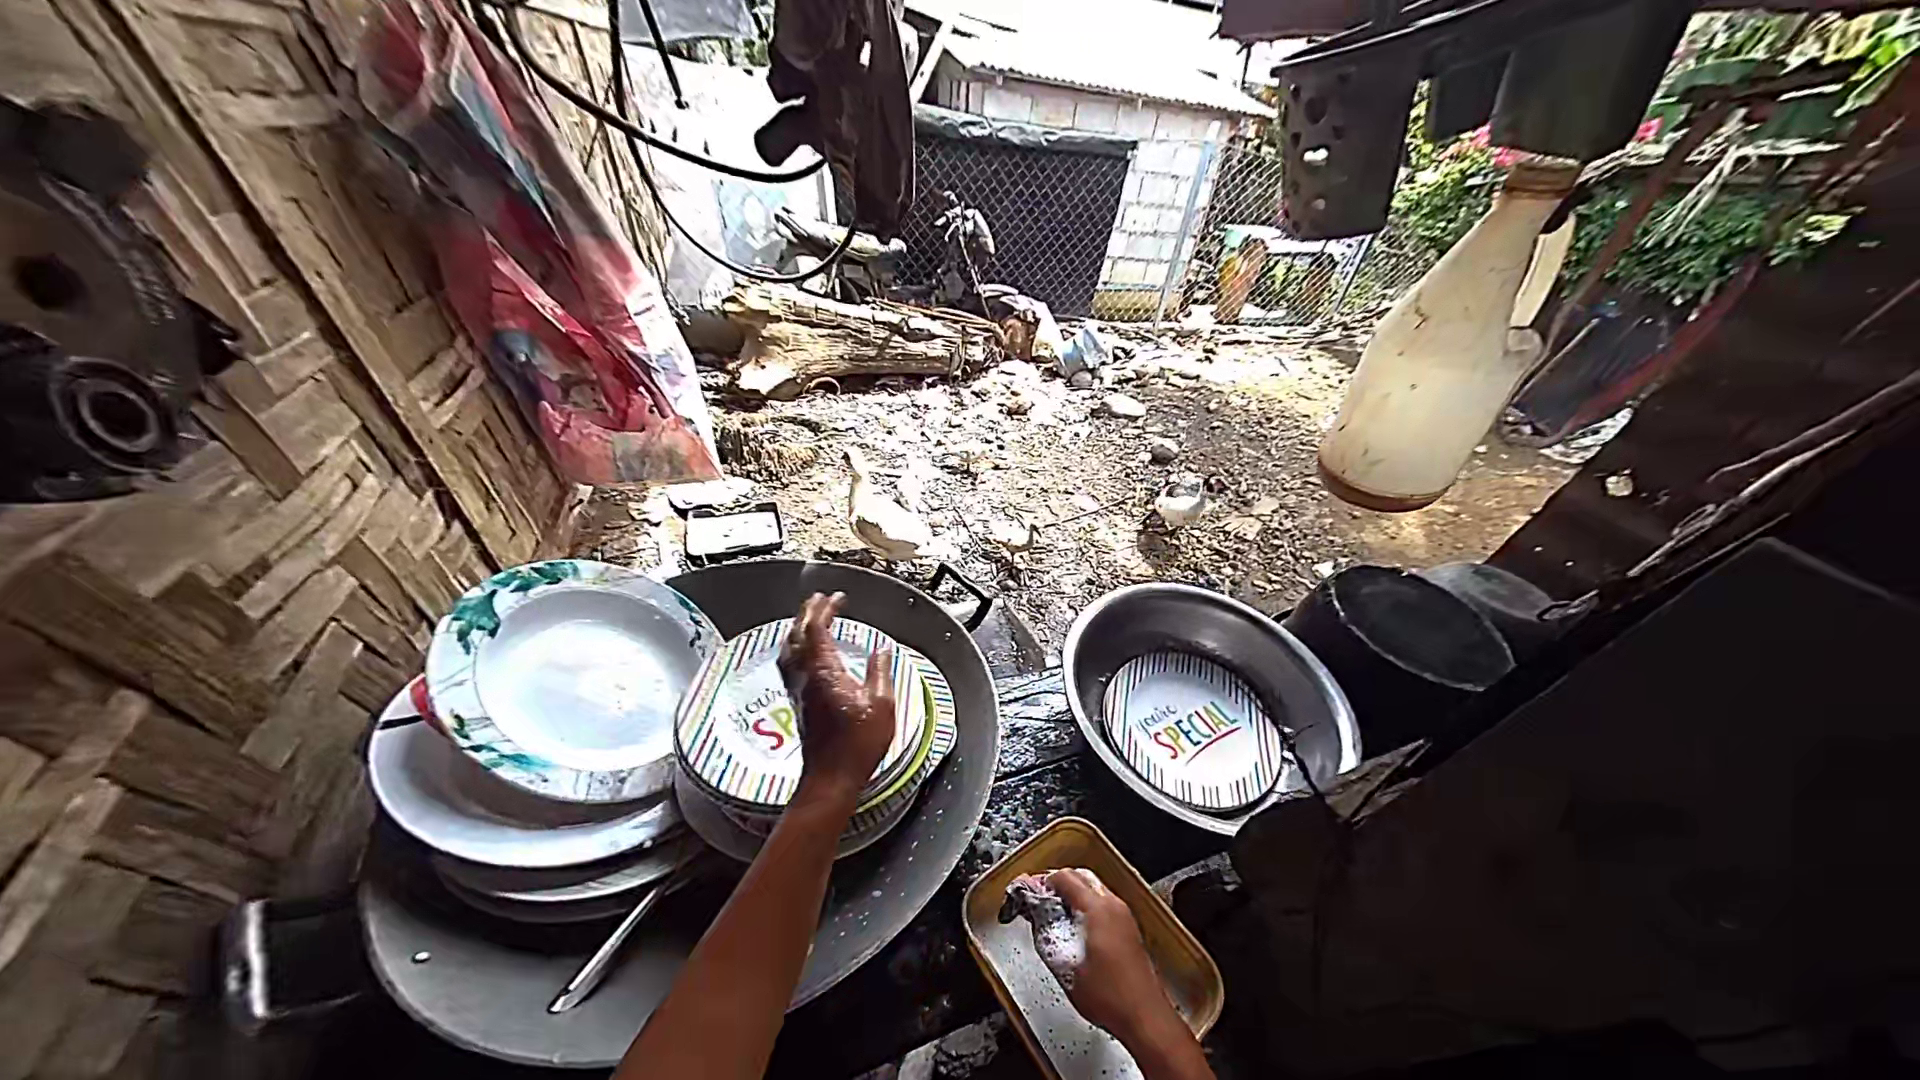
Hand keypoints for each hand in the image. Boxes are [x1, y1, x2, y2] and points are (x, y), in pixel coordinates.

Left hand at [778, 592, 895, 803]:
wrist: (831, 777)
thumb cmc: (857, 744)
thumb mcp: (882, 703)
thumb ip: (880, 672)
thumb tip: (881, 651)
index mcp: (825, 672)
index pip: (816, 628)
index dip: (825, 608)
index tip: (837, 598)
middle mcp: (806, 677)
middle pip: (797, 634)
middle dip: (807, 612)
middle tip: (819, 599)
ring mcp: (798, 690)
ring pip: (789, 649)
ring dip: (797, 628)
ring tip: (808, 618)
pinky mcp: (797, 702)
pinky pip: (789, 665)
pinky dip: (794, 648)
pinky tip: (802, 652)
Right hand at [1046, 868, 1183, 1047]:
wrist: (1145, 1019)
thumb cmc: (1110, 997)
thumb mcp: (1065, 968)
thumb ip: (1047, 936)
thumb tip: (1036, 918)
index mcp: (1097, 908)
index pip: (1065, 878)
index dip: (1044, 882)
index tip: (1031, 892)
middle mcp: (1113, 906)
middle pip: (1081, 877)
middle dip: (1059, 885)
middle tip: (1042, 899)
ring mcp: (1125, 916)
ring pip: (1094, 889)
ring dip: (1074, 895)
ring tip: (1057, 915)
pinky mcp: (1130, 930)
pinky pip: (1105, 904)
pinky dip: (1088, 906)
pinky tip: (1078, 928)